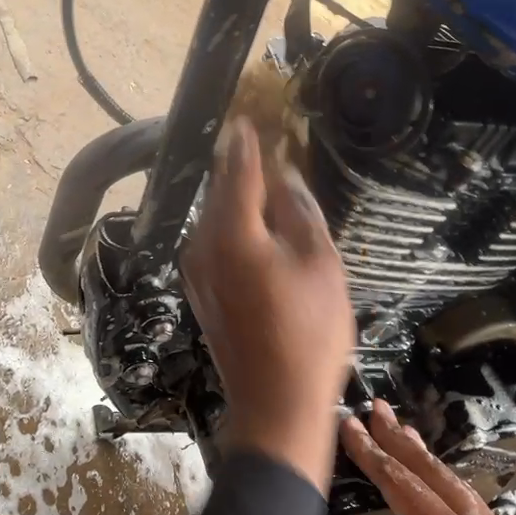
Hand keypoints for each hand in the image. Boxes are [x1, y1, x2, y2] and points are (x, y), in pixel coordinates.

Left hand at [180, 117, 354, 490]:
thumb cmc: (308, 335)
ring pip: (214, 214)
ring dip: (236, 195)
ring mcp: (194, 266)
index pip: (237, 169)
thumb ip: (298, 212)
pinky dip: (231, 223)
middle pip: (220, 189)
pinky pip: (212, 238)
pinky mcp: (197, 286)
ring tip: (266, 181)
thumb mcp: (321, 266)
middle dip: (240, 163)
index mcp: (231, 232)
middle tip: (261, 139)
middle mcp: (201, 242)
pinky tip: (256, 227)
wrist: (273, 402)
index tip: (248, 112)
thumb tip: (283, 176)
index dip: (246, 139)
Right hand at [321, 400, 515, 514]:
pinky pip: (478, 512)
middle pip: (437, 475)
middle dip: (402, 441)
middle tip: (377, 408)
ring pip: (462, 491)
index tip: (348, 423)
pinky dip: (450, 488)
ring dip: (428, 462)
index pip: (404, 484)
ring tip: (407, 437)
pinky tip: (446, 496)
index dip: (372, 453)